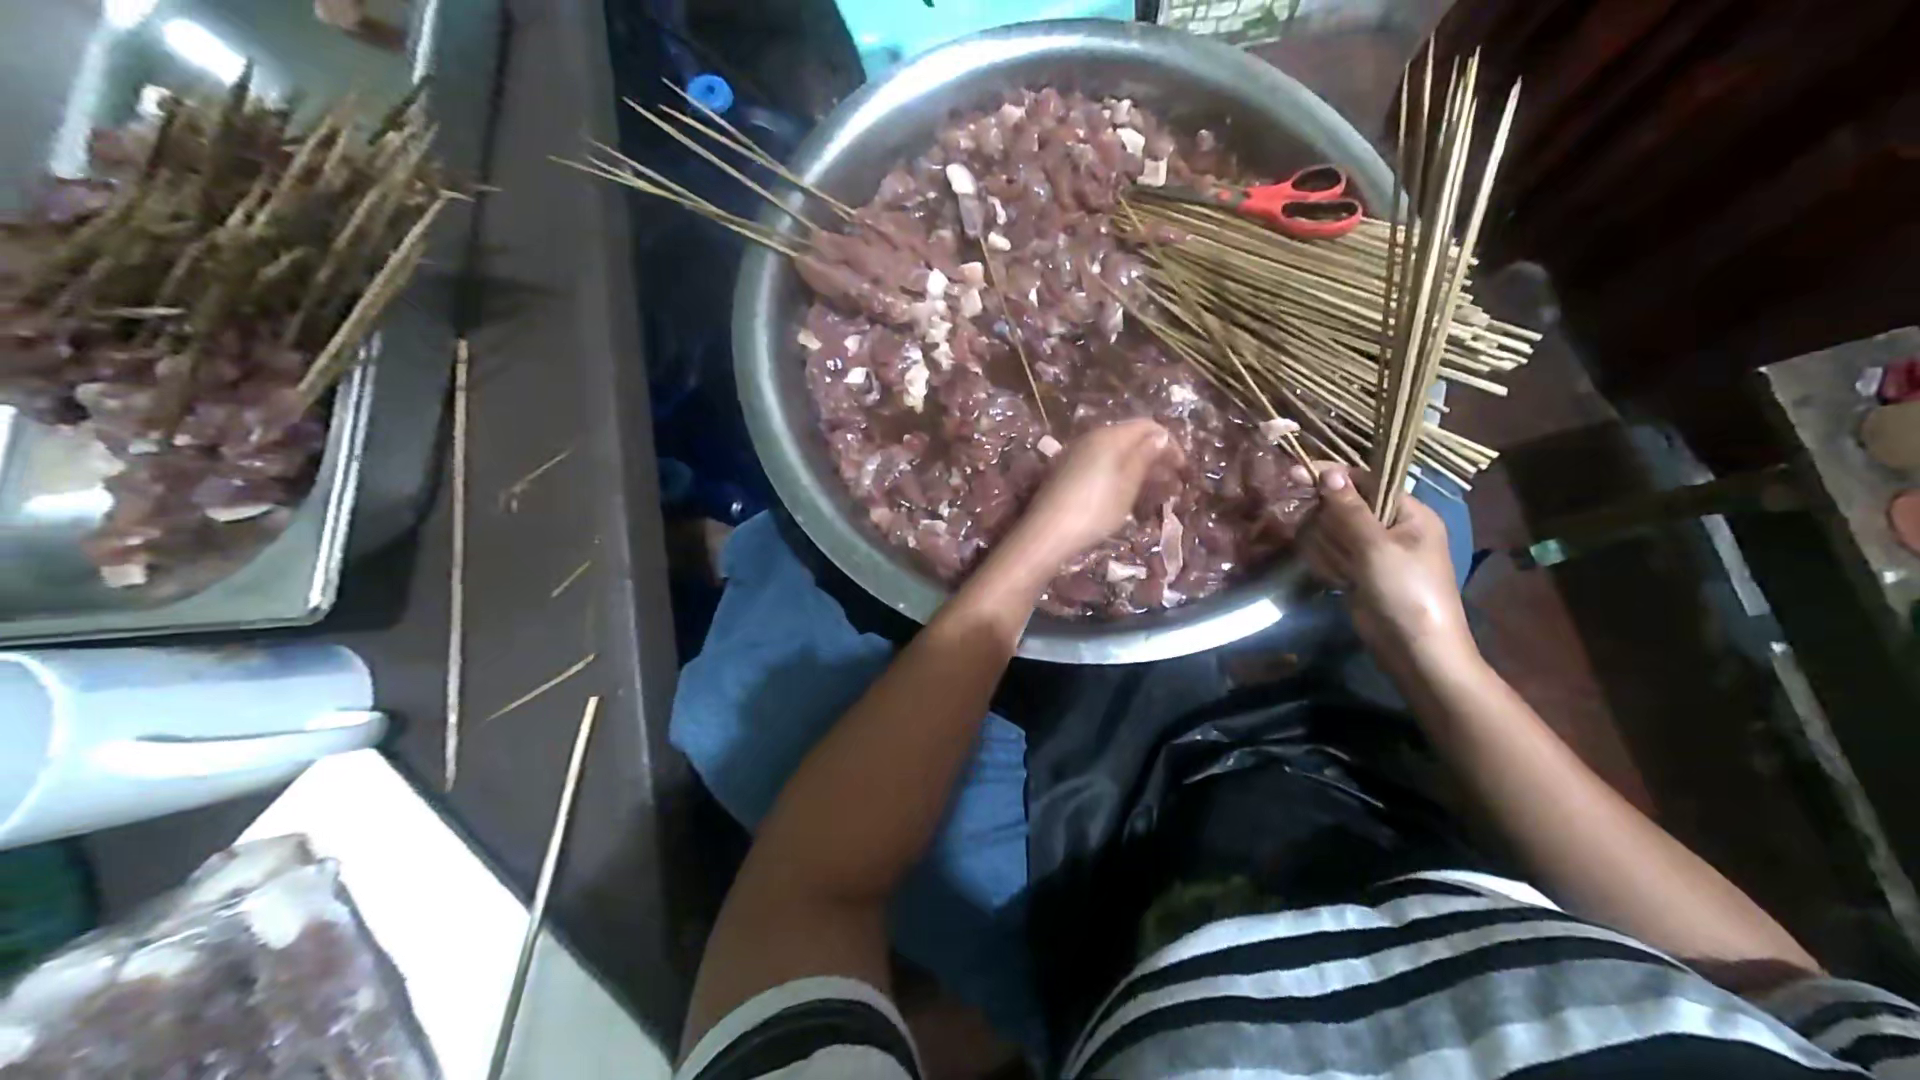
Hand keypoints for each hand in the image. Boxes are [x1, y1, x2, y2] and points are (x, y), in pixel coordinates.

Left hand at [1000, 419, 1180, 573]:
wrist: (1047, 533)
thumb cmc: (1095, 509)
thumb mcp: (1128, 484)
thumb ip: (1145, 456)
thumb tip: (1160, 436)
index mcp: (1109, 436)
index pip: (1147, 426)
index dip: (1169, 443)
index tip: (1183, 468)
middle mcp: (1090, 438)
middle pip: (1130, 438)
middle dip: (1155, 457)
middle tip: (1174, 482)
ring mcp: (1075, 454)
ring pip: (1115, 453)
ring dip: (1139, 468)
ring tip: (1156, 491)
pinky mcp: (1066, 472)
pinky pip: (1100, 464)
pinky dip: (1119, 474)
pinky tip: (1127, 494)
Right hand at [1294, 464, 1475, 666]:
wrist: (1414, 648)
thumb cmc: (1405, 591)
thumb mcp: (1376, 546)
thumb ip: (1349, 508)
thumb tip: (1328, 472)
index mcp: (1409, 512)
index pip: (1366, 480)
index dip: (1333, 477)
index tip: (1296, 474)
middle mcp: (1391, 526)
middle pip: (1342, 506)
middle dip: (1332, 526)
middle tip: (1341, 549)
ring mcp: (1372, 551)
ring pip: (1330, 532)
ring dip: (1329, 551)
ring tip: (1345, 573)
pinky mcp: (1357, 572)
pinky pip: (1329, 554)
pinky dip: (1328, 566)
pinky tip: (1339, 582)